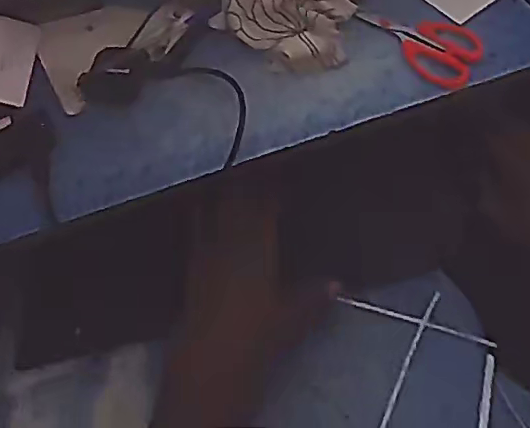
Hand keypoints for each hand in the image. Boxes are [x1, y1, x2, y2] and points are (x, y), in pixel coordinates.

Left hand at [152, 183, 335, 427]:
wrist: (207, 369)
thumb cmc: (254, 347)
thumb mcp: (289, 324)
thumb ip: (311, 299)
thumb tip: (338, 281)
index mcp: (259, 255)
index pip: (266, 210)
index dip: (272, 187)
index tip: (279, 169)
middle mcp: (232, 246)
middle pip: (240, 202)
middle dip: (249, 179)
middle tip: (258, 160)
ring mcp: (208, 252)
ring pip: (218, 209)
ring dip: (226, 188)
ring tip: (233, 168)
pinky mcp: (192, 264)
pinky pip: (195, 228)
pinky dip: (199, 209)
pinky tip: (198, 197)